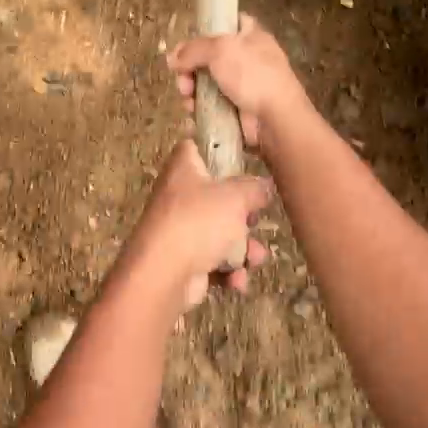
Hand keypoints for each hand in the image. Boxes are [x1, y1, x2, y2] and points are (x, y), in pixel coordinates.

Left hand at [122, 140, 272, 310]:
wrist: (164, 273)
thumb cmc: (198, 221)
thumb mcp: (235, 198)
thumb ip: (254, 188)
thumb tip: (264, 185)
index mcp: (183, 168)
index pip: (195, 146)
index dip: (217, 150)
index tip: (241, 159)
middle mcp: (180, 194)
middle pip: (218, 196)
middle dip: (244, 215)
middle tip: (253, 221)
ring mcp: (181, 227)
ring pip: (223, 232)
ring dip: (243, 250)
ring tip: (252, 259)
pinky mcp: (185, 258)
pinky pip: (216, 260)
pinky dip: (228, 271)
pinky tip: (235, 280)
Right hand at [168, 14, 313, 148]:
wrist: (276, 119)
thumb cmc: (252, 75)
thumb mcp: (219, 49)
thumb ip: (192, 49)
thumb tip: (173, 59)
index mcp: (251, 36)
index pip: (229, 22)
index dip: (208, 27)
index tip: (190, 39)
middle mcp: (248, 57)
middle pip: (209, 54)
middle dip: (190, 66)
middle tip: (182, 77)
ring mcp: (243, 84)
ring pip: (206, 80)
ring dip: (191, 88)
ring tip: (187, 97)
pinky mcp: (237, 108)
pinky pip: (210, 102)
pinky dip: (199, 105)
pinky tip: (193, 110)